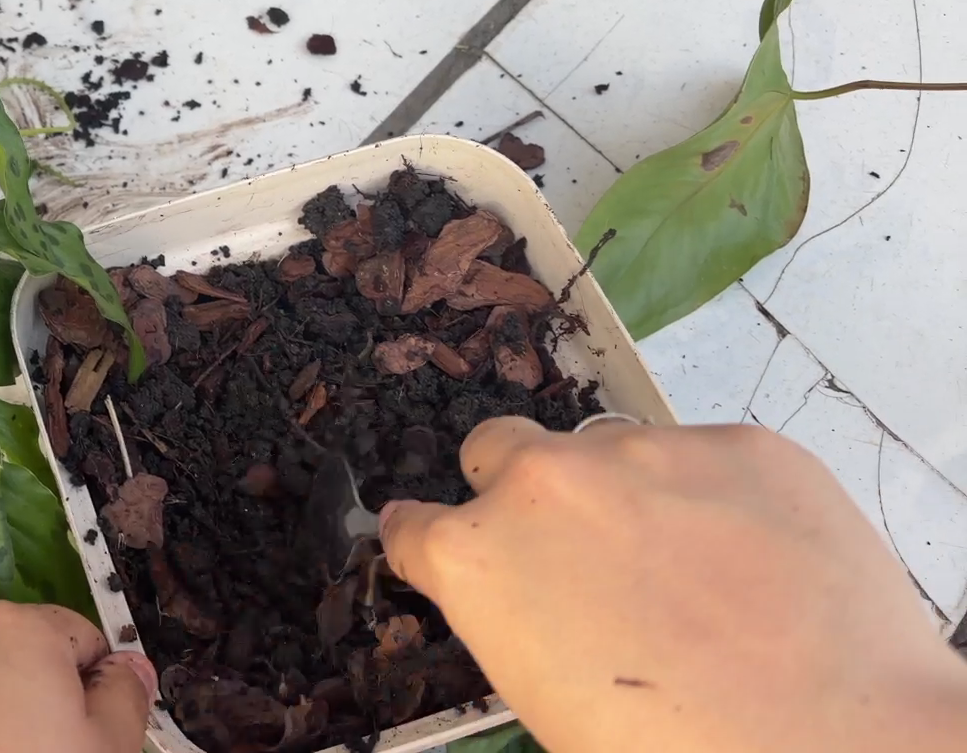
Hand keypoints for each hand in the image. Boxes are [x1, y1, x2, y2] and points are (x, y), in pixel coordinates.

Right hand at [380, 417, 966, 752]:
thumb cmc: (667, 752)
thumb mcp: (541, 689)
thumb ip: (506, 607)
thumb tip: (523, 582)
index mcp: (468, 551)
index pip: (406, 522)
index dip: (427, 541)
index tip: (455, 555)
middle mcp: (531, 480)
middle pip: (490, 446)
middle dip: (514, 486)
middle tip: (578, 545)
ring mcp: (632, 450)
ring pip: (601, 447)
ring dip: (621, 489)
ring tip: (694, 559)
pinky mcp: (736, 444)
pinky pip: (703, 456)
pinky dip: (716, 494)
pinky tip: (761, 553)